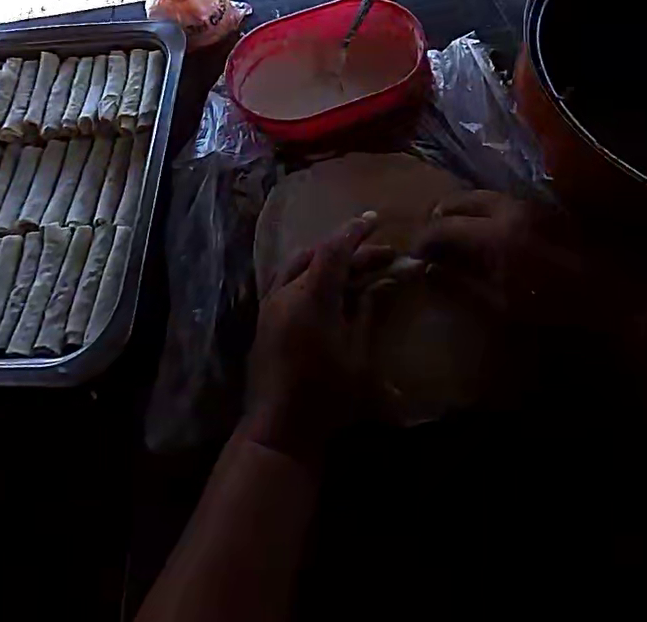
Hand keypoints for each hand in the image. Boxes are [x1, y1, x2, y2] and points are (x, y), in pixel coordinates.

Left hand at [242, 212, 392, 461]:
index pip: (333, 250)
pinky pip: (286, 279)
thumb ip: (366, 314)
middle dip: (348, 249)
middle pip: (317, 255)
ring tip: (355, 262)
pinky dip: (308, 272)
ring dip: (325, 257)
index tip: (374, 219)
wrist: (279, 426)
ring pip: (297, 264)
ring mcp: (270, 303)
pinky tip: (324, 283)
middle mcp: (285, 291)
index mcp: (310, 297)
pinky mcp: (264, 317)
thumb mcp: (358, 355)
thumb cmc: (326, 396)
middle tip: (381, 254)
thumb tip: (378, 287)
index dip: (354, 232)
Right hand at [411, 190, 589, 326]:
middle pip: (456, 199)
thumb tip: (430, 269)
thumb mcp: (501, 303)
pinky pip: (499, 201)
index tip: (413, 254)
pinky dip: (481, 212)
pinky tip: (484, 235)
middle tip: (430, 242)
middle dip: (437, 218)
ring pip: (478, 196)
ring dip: (459, 212)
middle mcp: (506, 209)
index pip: (442, 227)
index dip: (422, 239)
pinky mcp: (541, 207)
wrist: (617, 300)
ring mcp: (526, 204)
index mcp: (493, 234)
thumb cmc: (556, 308)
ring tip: (455, 237)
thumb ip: (461, 281)